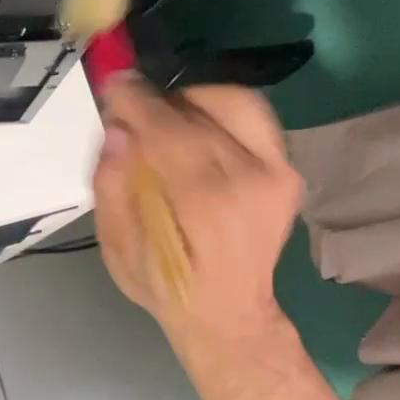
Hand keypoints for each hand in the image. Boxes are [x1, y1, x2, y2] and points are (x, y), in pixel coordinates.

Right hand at [91, 79, 302, 363]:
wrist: (226, 313)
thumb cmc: (163, 284)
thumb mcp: (116, 246)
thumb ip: (112, 187)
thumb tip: (116, 133)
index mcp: (200, 201)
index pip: (165, 127)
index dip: (135, 100)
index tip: (112, 86)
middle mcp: (247, 178)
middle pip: (197, 108)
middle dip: (156, 101)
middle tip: (130, 110)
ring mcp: (276, 173)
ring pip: (233, 102)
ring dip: (191, 100)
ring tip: (165, 119)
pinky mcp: (288, 172)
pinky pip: (254, 118)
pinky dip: (220, 114)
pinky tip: (196, 134)